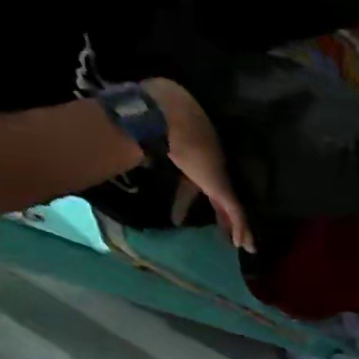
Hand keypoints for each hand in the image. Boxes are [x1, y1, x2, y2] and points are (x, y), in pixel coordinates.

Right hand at [142, 78, 255, 252]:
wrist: (167, 113)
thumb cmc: (154, 118)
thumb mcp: (144, 136)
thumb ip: (134, 145)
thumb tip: (113, 144)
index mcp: (190, 157)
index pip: (189, 185)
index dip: (183, 202)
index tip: (176, 220)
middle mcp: (207, 168)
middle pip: (217, 198)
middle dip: (221, 217)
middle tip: (226, 233)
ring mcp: (217, 177)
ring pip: (232, 208)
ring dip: (238, 228)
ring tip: (245, 246)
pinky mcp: (223, 188)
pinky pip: (236, 213)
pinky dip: (241, 229)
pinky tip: (245, 245)